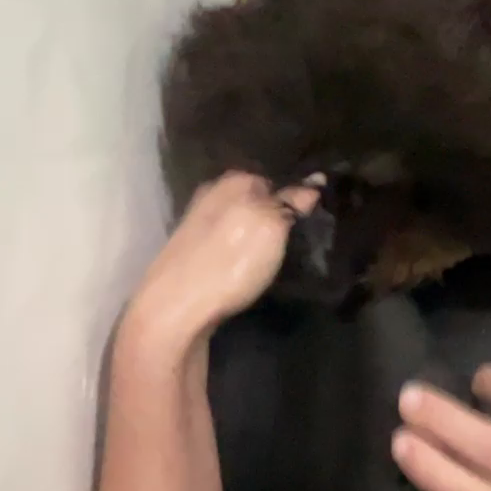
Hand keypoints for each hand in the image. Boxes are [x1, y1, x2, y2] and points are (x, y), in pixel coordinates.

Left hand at [120, 171, 320, 365]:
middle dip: (280, 216)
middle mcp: (214, 195)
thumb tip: (314, 183)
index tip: (317, 219)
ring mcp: (201, 225)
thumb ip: (291, 201)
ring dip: (264, 236)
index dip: (299, 197)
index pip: (279, 179)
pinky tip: (255, 268)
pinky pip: (233, 243)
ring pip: (246, 222)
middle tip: (305, 239)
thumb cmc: (229, 262)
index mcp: (234, 181)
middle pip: (260, 200)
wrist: (174, 311)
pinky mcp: (195, 253)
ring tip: (284, 255)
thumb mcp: (272, 226)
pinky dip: (246, 253)